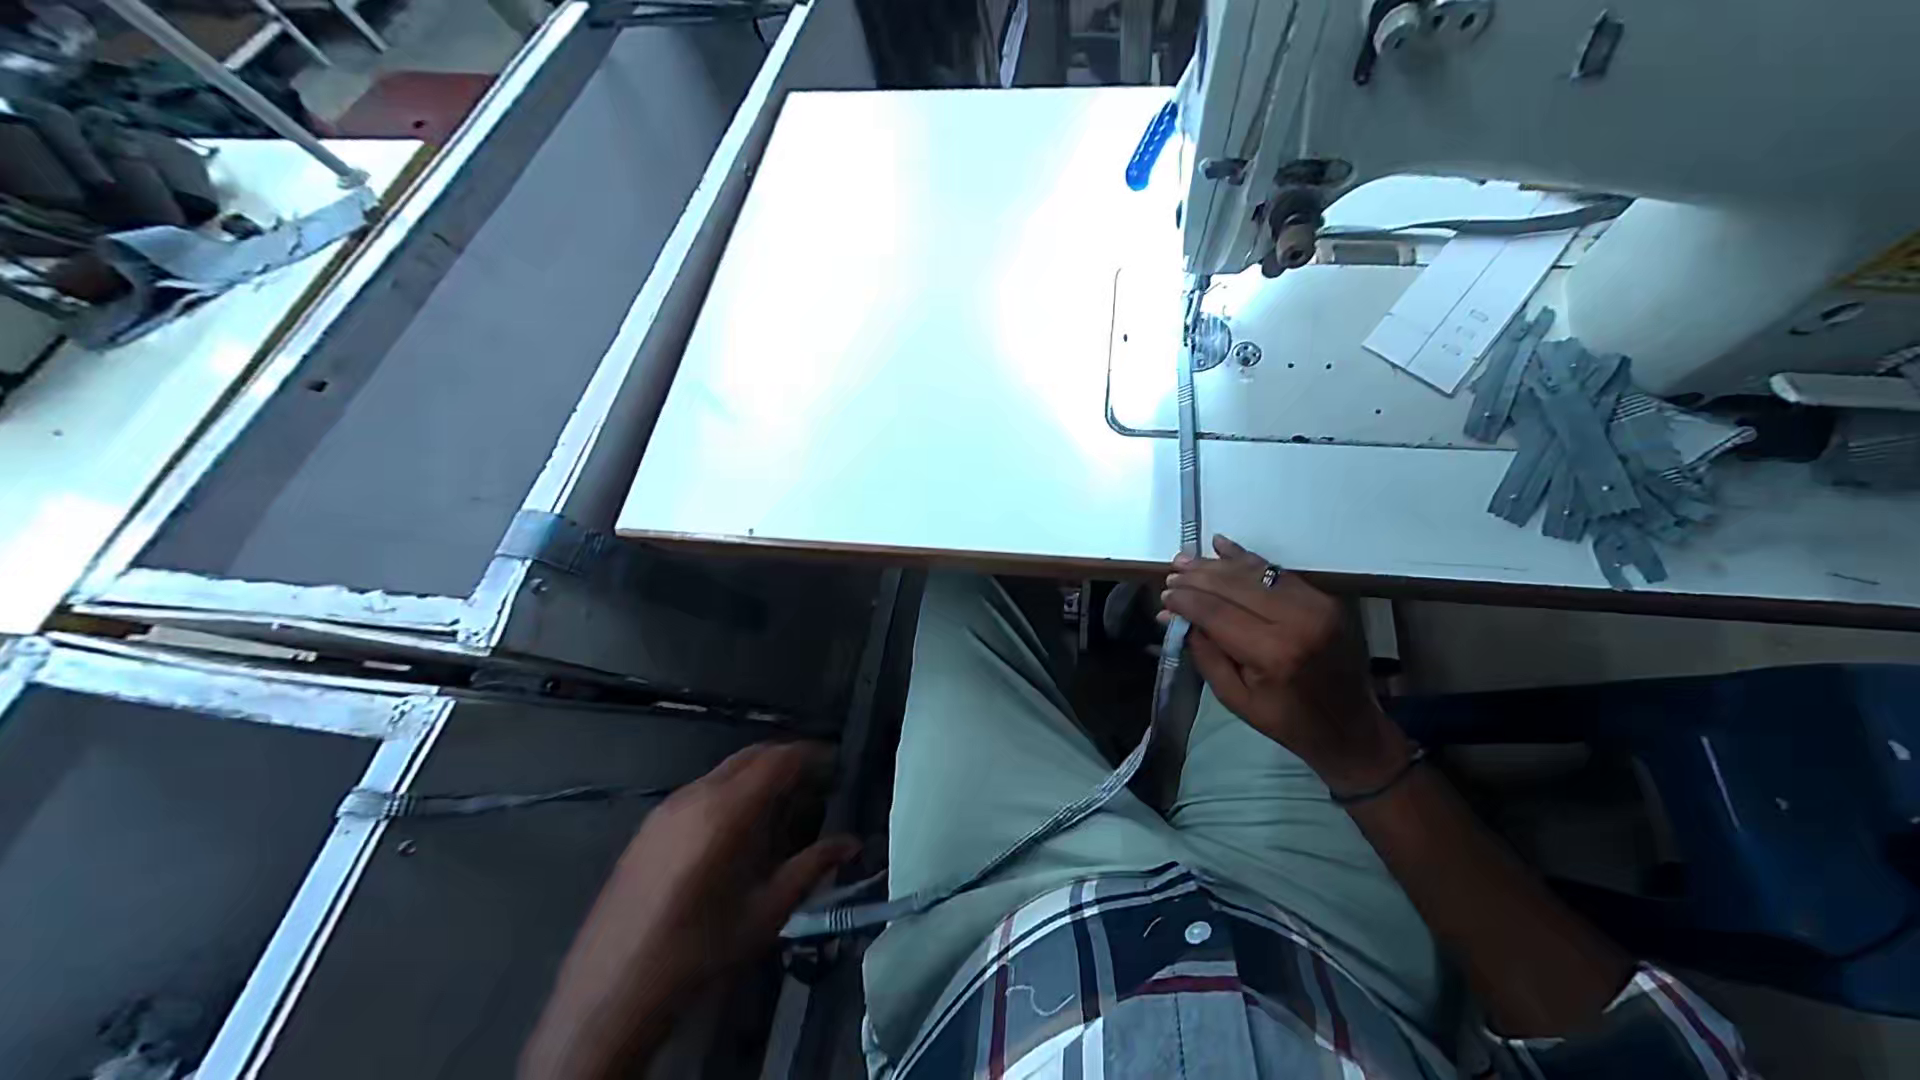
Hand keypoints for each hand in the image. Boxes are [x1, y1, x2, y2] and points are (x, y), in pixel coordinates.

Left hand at [520, 742, 859, 1079]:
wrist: (611, 989)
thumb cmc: (699, 951)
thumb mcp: (766, 911)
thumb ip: (812, 868)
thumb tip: (852, 843)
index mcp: (726, 811)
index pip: (778, 759)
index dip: (811, 754)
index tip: (836, 764)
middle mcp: (695, 795)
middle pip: (750, 755)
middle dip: (786, 759)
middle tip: (815, 781)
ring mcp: (666, 807)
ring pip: (724, 770)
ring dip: (757, 774)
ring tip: (782, 805)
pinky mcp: (648, 825)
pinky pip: (701, 789)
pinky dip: (730, 790)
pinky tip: (738, 827)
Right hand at [1159, 535, 1411, 792]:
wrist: (1351, 728)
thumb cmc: (1287, 721)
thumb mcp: (1235, 698)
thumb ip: (1205, 653)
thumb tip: (1175, 617)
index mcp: (1274, 653)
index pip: (1216, 612)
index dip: (1185, 600)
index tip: (1163, 596)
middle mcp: (1298, 620)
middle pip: (1233, 586)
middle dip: (1196, 578)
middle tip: (1170, 574)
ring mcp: (1316, 605)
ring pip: (1254, 573)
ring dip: (1216, 565)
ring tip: (1185, 560)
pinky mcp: (1324, 599)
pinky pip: (1277, 571)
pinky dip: (1246, 559)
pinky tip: (1221, 547)